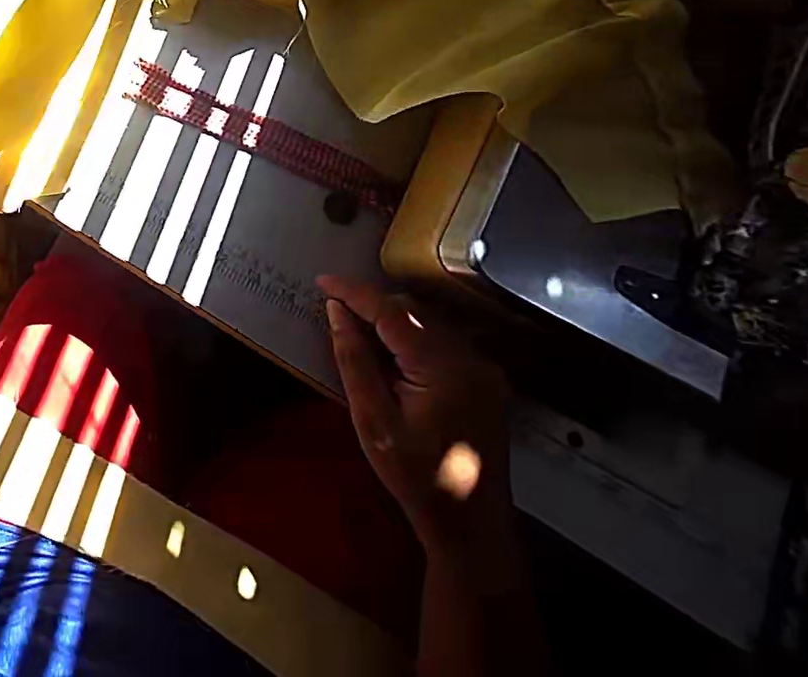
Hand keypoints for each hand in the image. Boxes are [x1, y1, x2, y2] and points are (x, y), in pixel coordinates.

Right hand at [319, 276, 512, 557]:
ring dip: (389, 316)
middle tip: (332, 304)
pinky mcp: (484, 379)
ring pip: (428, 322)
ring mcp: (482, 368)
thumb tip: (337, 312)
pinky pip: (440, 339)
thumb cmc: (415, 477)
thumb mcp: (373, 420)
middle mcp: (470, 358)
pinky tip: (387, 346)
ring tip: (353, 321)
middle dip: (370, 302)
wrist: (471, 525)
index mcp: (443, 368)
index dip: (354, 292)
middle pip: (412, 312)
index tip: (323, 282)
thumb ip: (354, 360)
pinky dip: (409, 334)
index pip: (392, 312)